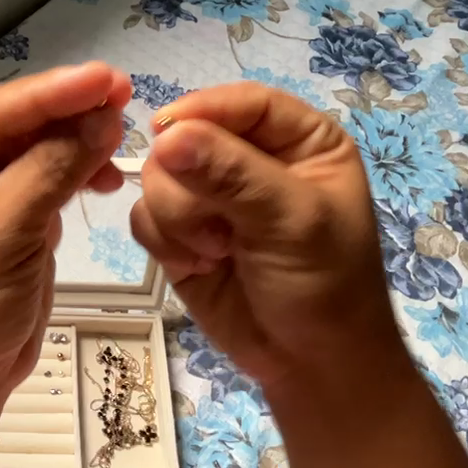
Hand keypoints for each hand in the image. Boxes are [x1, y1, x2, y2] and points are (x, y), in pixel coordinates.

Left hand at [0, 63, 132, 435]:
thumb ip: (48, 171)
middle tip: (125, 98)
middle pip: (15, 124)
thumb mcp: (2, 236)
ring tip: (121, 138)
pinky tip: (107, 174)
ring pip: (36, 149)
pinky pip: (48, 179)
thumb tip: (101, 119)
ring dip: (78, 141)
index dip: (49, 92)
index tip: (104, 77)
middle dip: (68, 112)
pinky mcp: (11, 218)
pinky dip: (78, 173)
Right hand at [129, 83, 401, 396]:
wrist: (307, 364)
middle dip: (191, 188)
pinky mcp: (178, 232)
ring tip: (218, 252)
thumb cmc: (324, 285)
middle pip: (186, 139)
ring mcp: (208, 197)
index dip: (203, 111)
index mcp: (297, 141)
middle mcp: (248, 160)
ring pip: (155, 178)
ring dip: (179, 221)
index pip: (243, 103)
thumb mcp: (291, 222)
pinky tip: (198, 265)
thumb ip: (232, 175)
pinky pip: (143, 215)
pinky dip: (163, 242)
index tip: (164, 131)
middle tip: (222, 231)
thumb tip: (167, 137)